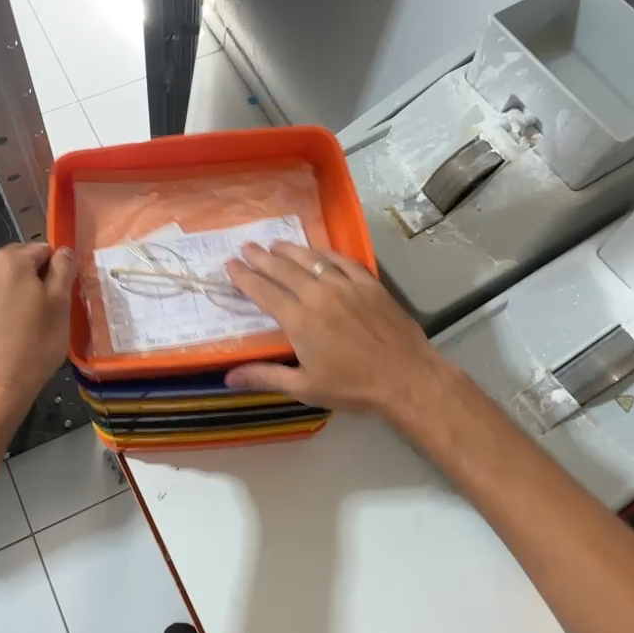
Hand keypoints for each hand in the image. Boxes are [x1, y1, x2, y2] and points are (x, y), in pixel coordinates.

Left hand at [0, 243, 77, 419]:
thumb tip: (64, 250)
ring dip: (19, 289)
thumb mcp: (60, 303)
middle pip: (20, 260)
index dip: (57, 269)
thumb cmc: (36, 342)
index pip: (43, 249)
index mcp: (9, 260)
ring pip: (4, 277)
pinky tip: (12, 326)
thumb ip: (63, 269)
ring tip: (30, 319)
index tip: (62, 293)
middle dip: (35, 276)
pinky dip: (3, 302)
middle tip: (49, 307)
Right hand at [224, 242, 451, 422]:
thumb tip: (228, 377)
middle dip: (262, 257)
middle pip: (284, 270)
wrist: (405, 378)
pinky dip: (326, 254)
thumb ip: (266, 377)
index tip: (230, 265)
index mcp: (299, 321)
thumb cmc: (353, 387)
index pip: (264, 292)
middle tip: (247, 246)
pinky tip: (319, 252)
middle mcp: (319, 296)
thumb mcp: (305, 388)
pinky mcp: (370, 285)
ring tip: (276, 243)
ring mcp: (347, 287)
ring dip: (291, 250)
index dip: (245, 277)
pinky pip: (343, 261)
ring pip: (312, 260)